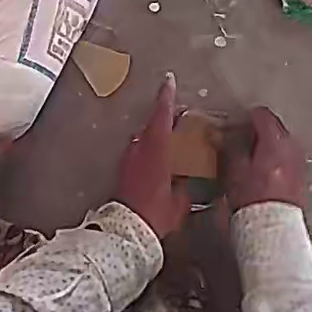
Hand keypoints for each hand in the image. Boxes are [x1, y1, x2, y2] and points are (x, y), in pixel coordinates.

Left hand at [115, 75, 190, 237]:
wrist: (127, 231)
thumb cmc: (155, 214)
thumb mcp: (178, 201)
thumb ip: (184, 187)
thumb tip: (187, 183)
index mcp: (155, 151)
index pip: (161, 117)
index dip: (166, 98)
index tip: (169, 80)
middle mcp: (139, 150)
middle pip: (151, 124)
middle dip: (164, 116)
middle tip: (180, 113)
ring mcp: (129, 159)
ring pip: (144, 137)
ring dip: (156, 133)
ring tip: (171, 136)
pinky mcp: (124, 171)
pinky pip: (139, 150)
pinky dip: (150, 147)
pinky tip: (160, 157)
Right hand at [224, 107, 306, 208]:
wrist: (273, 229)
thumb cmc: (253, 199)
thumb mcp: (234, 170)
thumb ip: (231, 147)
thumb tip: (225, 134)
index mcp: (276, 141)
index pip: (263, 115)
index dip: (246, 117)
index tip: (235, 124)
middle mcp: (292, 147)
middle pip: (275, 128)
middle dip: (258, 131)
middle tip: (240, 140)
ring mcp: (298, 162)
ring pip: (281, 143)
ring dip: (267, 146)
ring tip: (249, 158)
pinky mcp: (300, 177)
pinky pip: (286, 158)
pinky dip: (274, 159)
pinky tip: (261, 172)